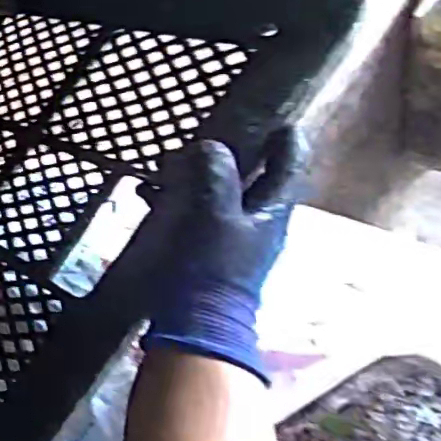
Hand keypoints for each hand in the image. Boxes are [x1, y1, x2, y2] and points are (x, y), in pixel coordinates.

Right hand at [131, 128, 302, 381]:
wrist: (197, 314)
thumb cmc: (211, 262)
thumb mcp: (212, 214)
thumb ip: (214, 177)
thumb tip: (212, 146)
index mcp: (270, 213)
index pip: (285, 172)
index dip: (286, 148)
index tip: (287, 125)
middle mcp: (257, 224)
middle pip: (249, 182)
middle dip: (228, 161)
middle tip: (204, 145)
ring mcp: (232, 239)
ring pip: (218, 197)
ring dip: (195, 180)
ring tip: (167, 169)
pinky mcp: (206, 250)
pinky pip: (194, 214)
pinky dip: (176, 200)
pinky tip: (152, 197)